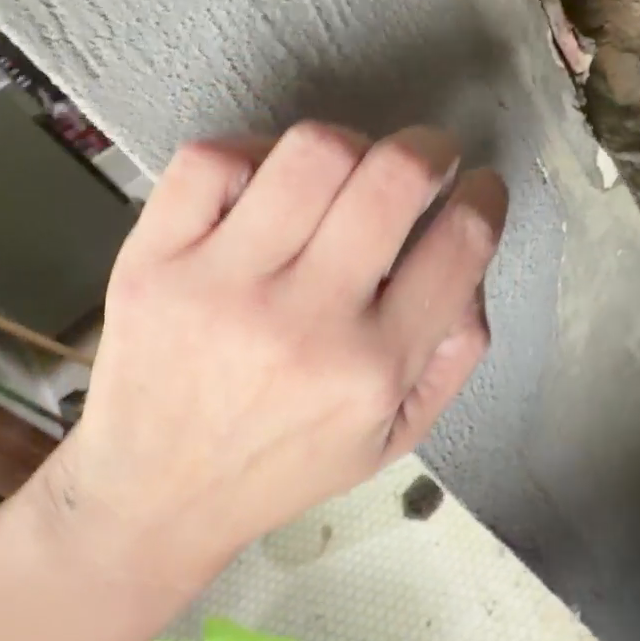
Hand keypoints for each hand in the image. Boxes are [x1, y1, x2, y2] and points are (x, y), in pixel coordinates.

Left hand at [39, 123, 507, 586]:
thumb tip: (468, 252)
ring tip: (351, 170)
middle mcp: (303, 322)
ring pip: (312, 151)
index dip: (486, 195)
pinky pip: (216, 158)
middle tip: (430, 157)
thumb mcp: (401, 431)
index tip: (481, 187)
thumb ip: (458, 346)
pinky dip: (257, 151)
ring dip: (352, 144)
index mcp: (374, 367)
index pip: (461, 242)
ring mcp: (221, 285)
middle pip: (393, 177)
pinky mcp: (153, 259)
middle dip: (431, 147)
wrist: (154, 496)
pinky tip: (270, 185)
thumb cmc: (291, 459)